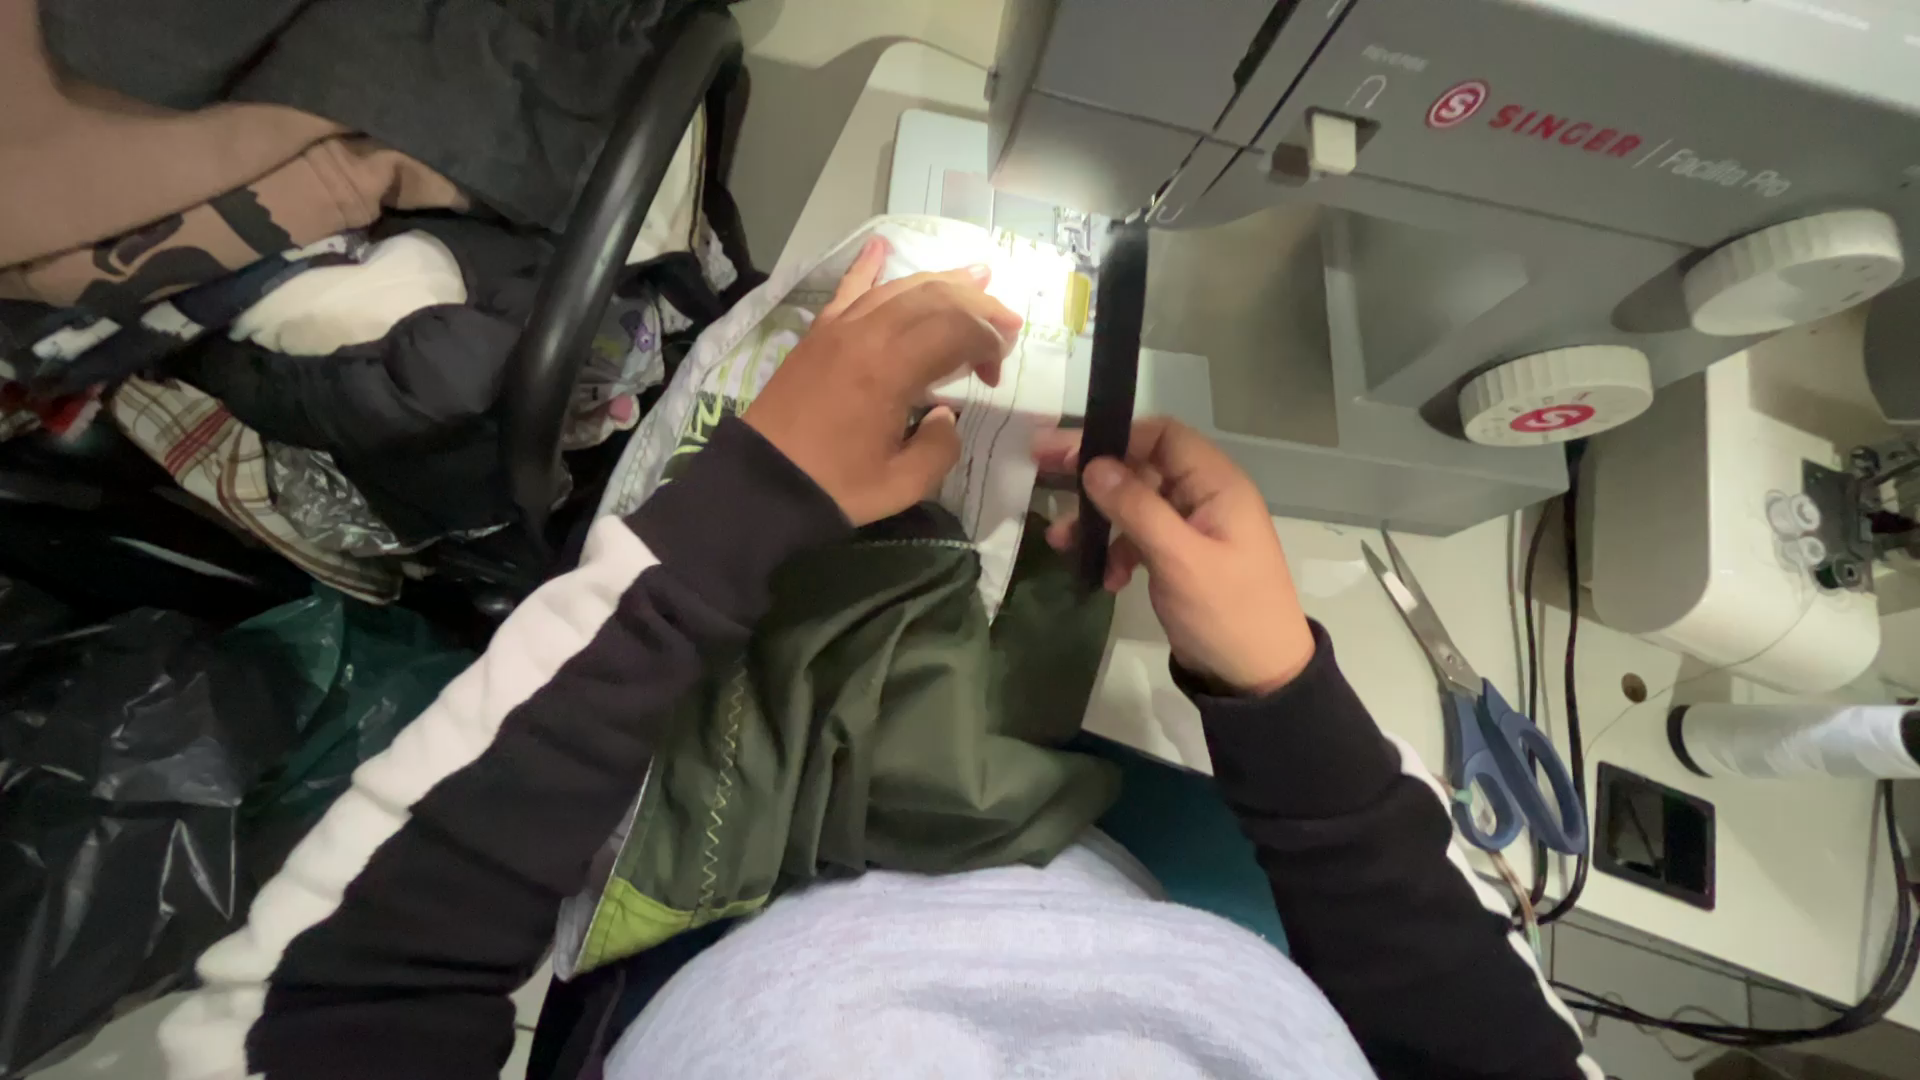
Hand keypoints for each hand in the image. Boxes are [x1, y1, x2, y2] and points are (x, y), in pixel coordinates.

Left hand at [744, 235, 1022, 525]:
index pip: (955, 330)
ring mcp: (839, 328)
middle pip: (933, 298)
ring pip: (898, 288)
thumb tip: (945, 414)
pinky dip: (869, 267)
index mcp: (891, 370)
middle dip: (978, 306)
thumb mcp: (904, 483)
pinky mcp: (818, 334)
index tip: (997, 373)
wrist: (762, 482)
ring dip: (941, 282)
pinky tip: (882, 247)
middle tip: (1007, 322)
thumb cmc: (835, 486)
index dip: (988, 342)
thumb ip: (940, 446)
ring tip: (976, 278)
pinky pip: (848, 290)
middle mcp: (867, 334)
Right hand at [1034, 417, 1314, 694]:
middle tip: (1041, 468)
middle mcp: (1202, 496)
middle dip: (1093, 474)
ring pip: (1132, 504)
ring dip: (1097, 520)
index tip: (1070, 452)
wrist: (1256, 677)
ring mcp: (1188, 527)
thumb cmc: (1227, 612)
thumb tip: (1093, 465)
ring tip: (1060, 541)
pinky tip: (1105, 579)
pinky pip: (1136, 537)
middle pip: (1140, 466)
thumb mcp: (1180, 559)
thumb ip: (1137, 508)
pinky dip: (1115, 552)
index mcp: (1216, 484)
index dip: (1116, 437)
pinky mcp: (1176, 556)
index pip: (1162, 436)